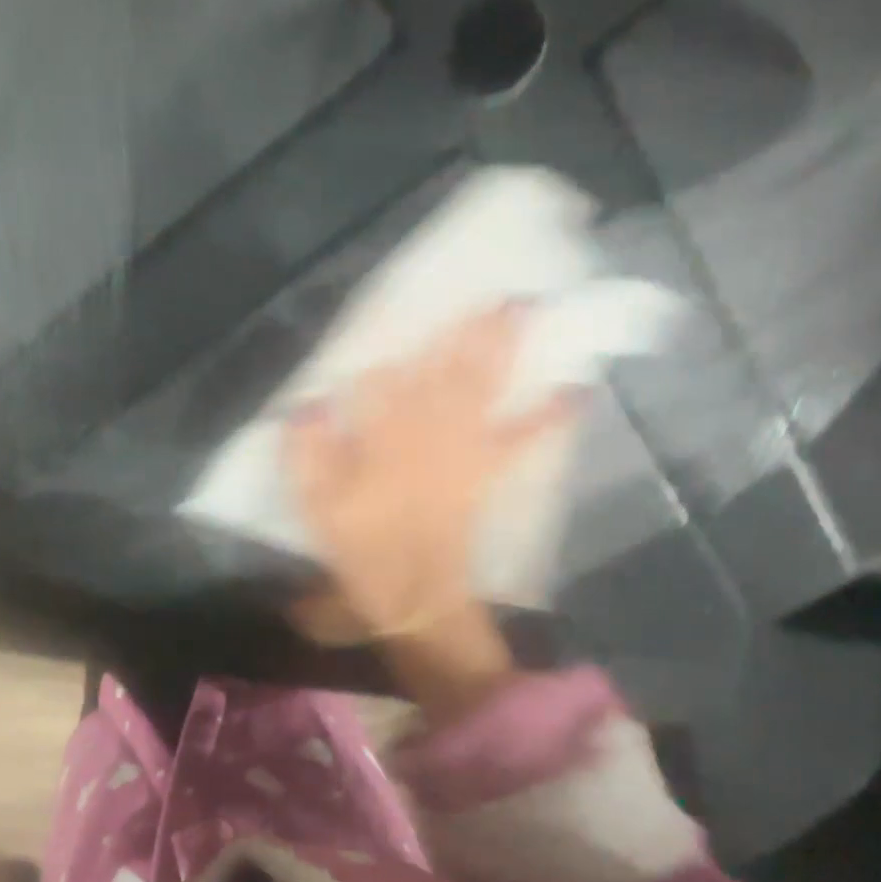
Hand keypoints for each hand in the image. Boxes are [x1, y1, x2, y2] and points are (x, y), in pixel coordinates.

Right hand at [284, 303, 581, 638]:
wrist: (411, 595)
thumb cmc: (359, 547)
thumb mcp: (316, 505)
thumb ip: (308, 455)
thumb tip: (307, 405)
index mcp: (384, 440)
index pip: (385, 381)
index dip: (393, 341)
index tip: (399, 304)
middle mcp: (429, 435)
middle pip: (445, 372)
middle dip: (464, 330)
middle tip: (488, 286)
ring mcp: (464, 452)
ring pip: (482, 390)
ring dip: (502, 351)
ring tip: (521, 310)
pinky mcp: (486, 474)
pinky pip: (521, 441)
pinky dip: (548, 417)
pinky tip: (573, 392)